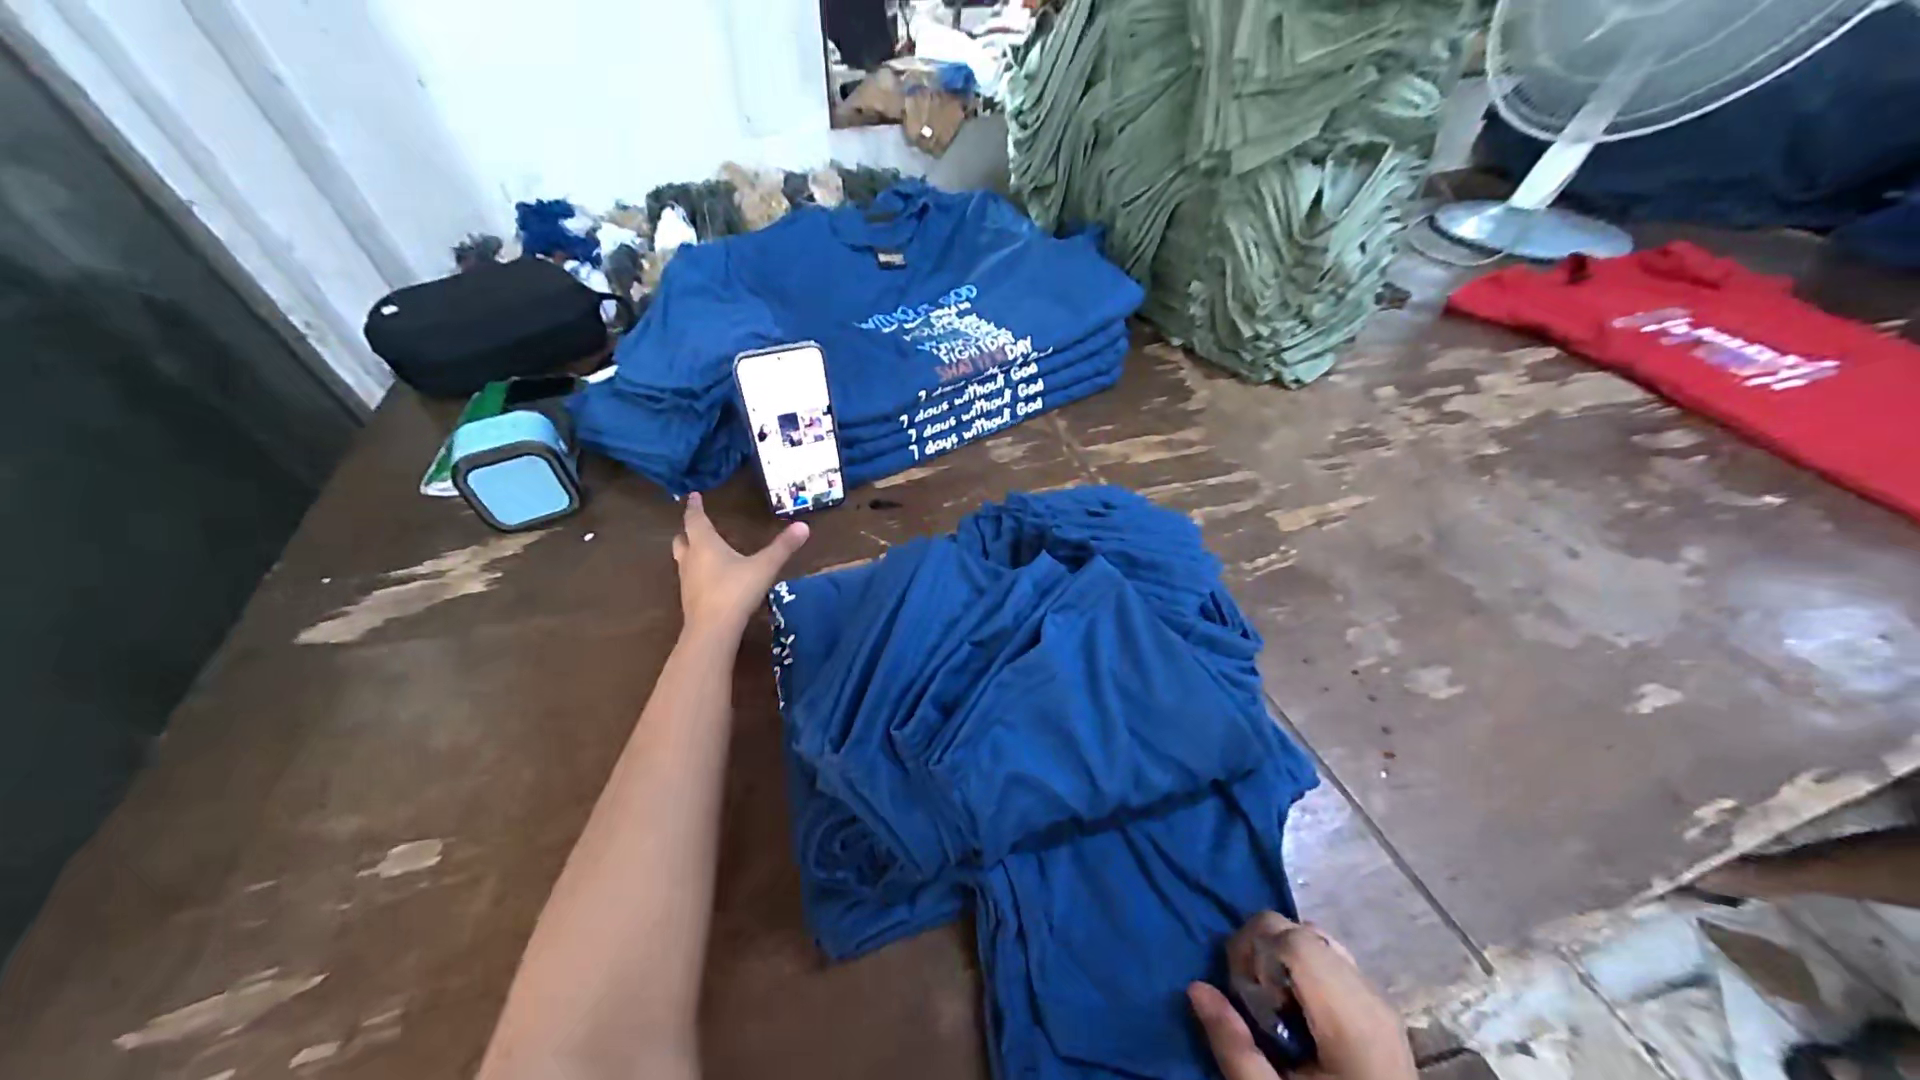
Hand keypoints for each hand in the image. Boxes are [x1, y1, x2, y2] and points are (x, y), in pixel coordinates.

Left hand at [671, 492, 808, 635]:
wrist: (712, 630)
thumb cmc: (735, 591)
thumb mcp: (764, 567)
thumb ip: (783, 547)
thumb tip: (804, 526)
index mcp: (705, 544)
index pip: (695, 519)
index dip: (694, 506)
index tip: (693, 495)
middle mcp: (691, 558)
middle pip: (682, 539)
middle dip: (688, 530)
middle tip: (697, 525)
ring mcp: (687, 580)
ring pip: (682, 558)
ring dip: (690, 551)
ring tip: (703, 550)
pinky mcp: (689, 598)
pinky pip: (689, 577)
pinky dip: (696, 570)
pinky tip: (710, 578)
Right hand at [1188, 913, 1415, 1079]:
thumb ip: (1234, 1046)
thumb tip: (1196, 987)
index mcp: (1351, 1022)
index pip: (1295, 940)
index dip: (1256, 950)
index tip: (1242, 993)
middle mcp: (1371, 997)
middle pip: (1302, 932)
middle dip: (1262, 950)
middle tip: (1249, 998)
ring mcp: (1380, 999)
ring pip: (1315, 939)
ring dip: (1280, 957)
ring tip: (1272, 1005)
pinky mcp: (1379, 1006)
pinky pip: (1330, 958)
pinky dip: (1301, 968)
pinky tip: (1297, 1012)